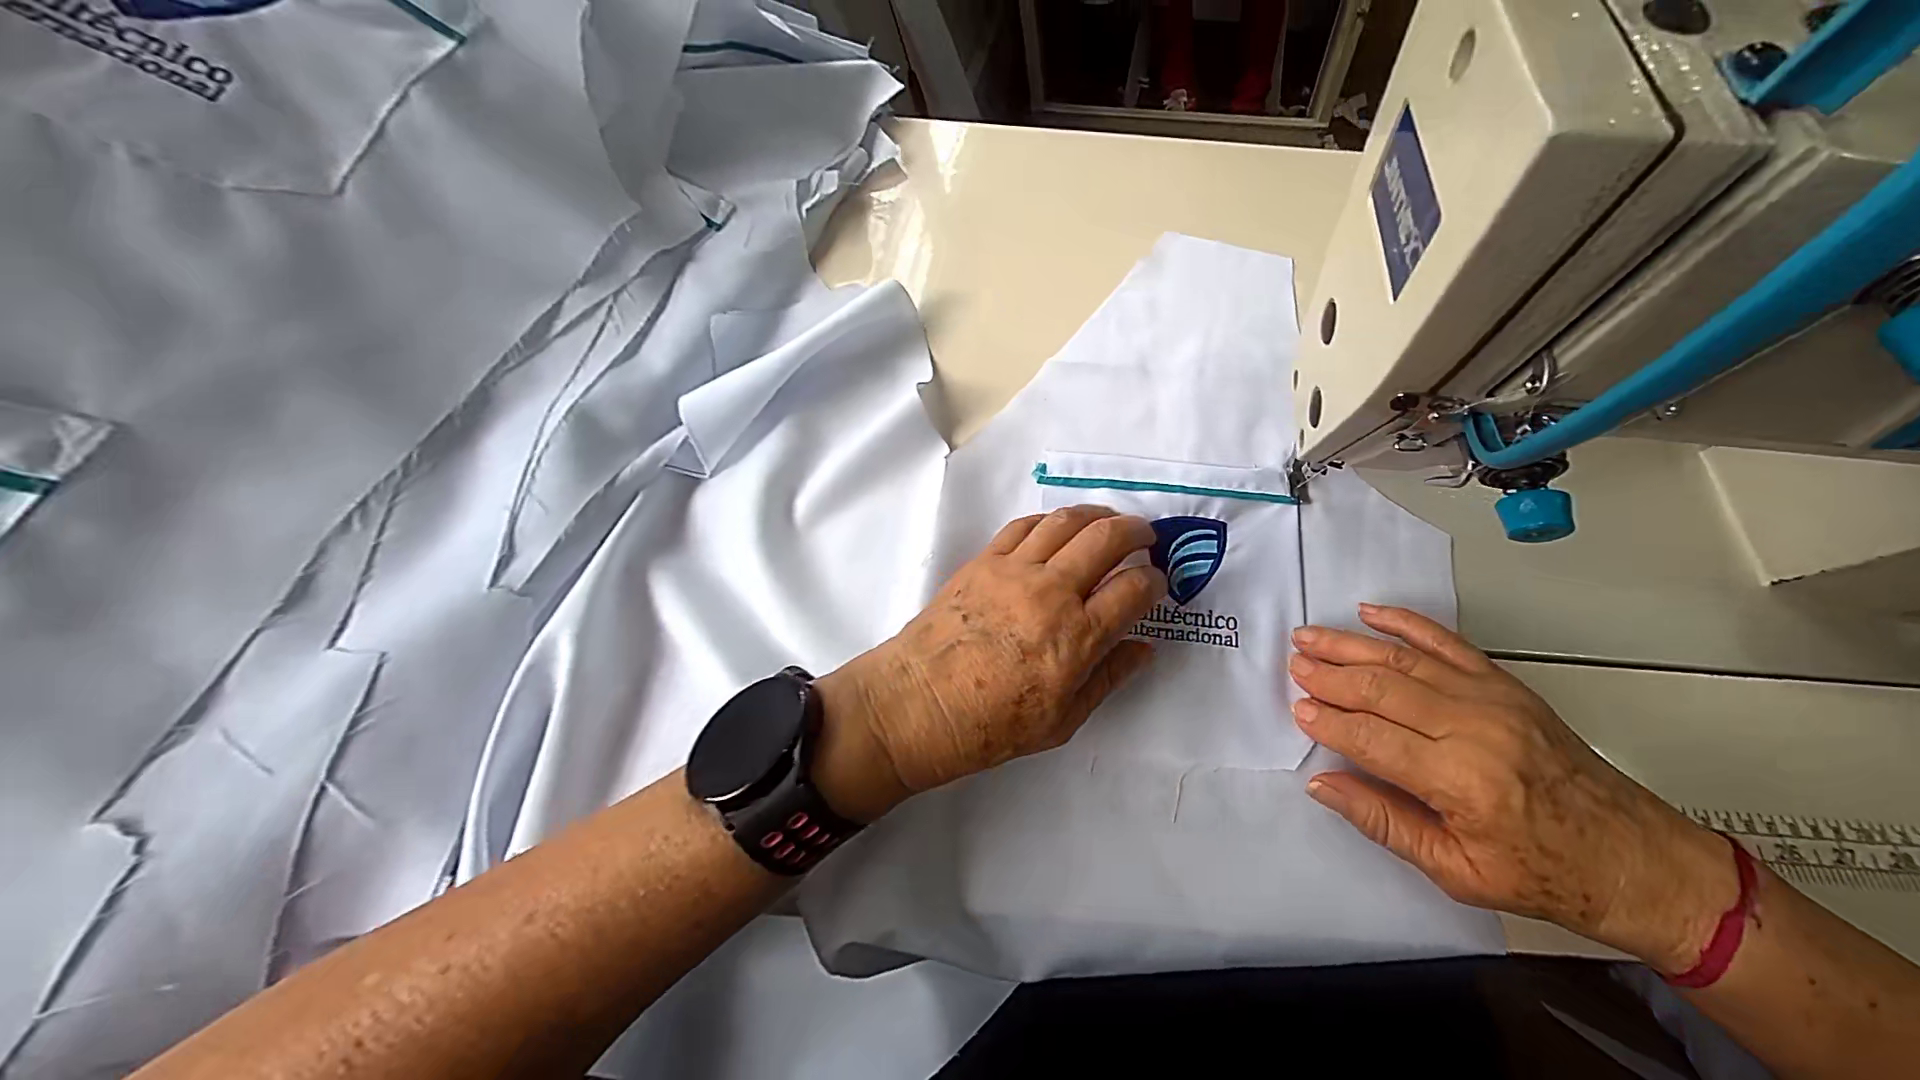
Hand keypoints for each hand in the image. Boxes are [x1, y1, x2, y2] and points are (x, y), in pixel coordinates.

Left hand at [811, 506, 1166, 822]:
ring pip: (1066, 522)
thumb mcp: (1062, 721)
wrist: (918, 704)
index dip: (1154, 581)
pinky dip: (1050, 520)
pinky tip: (1058, 529)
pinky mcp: (983, 562)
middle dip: (1137, 532)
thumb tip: (1143, 648)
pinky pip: (1024, 526)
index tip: (1156, 582)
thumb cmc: (991, 725)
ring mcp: (1014, 571)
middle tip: (1145, 539)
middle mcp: (1051, 593)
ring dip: (1097, 516)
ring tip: (1109, 522)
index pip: (1134, 589)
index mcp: (1078, 636)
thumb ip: (1108, 678)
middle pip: (1107, 539)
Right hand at [1288, 604, 1739, 973]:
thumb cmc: (1546, 874)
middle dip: (1330, 675)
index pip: (1372, 738)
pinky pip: (1448, 644)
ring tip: (1310, 636)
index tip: (1297, 710)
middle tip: (1294, 666)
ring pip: (1405, 659)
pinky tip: (1372, 613)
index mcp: (1461, 781)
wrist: (1640, 860)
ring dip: (1351, 645)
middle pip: (1382, 688)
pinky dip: (1407, 623)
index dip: (1328, 722)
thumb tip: (1321, 784)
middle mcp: (1476, 730)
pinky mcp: (1509, 688)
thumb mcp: (1456, 871)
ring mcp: (1495, 701)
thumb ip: (1383, 821)